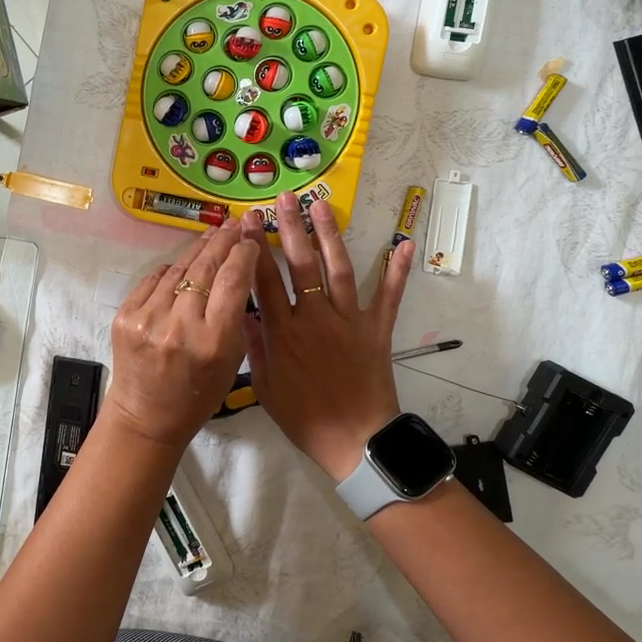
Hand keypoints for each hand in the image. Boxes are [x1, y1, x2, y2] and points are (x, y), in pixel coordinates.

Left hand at [104, 227, 261, 450]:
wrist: (148, 416)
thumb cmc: (199, 394)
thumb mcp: (232, 360)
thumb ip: (236, 315)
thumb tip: (239, 269)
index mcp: (214, 340)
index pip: (233, 281)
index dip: (244, 253)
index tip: (252, 238)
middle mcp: (180, 326)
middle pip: (205, 268)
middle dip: (223, 241)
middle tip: (235, 224)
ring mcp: (148, 319)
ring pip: (178, 269)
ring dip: (198, 249)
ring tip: (213, 235)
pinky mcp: (126, 316)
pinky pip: (154, 280)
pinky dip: (171, 271)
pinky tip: (184, 264)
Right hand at [242, 192, 414, 478]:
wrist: (355, 443)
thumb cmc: (304, 418)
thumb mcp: (265, 387)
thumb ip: (253, 346)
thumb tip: (240, 311)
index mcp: (283, 332)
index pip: (263, 280)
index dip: (252, 248)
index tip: (245, 222)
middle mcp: (314, 318)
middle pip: (299, 264)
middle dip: (288, 228)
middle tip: (283, 198)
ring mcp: (348, 321)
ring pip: (337, 270)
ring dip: (330, 235)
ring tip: (322, 206)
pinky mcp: (376, 330)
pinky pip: (388, 297)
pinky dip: (395, 271)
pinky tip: (401, 244)